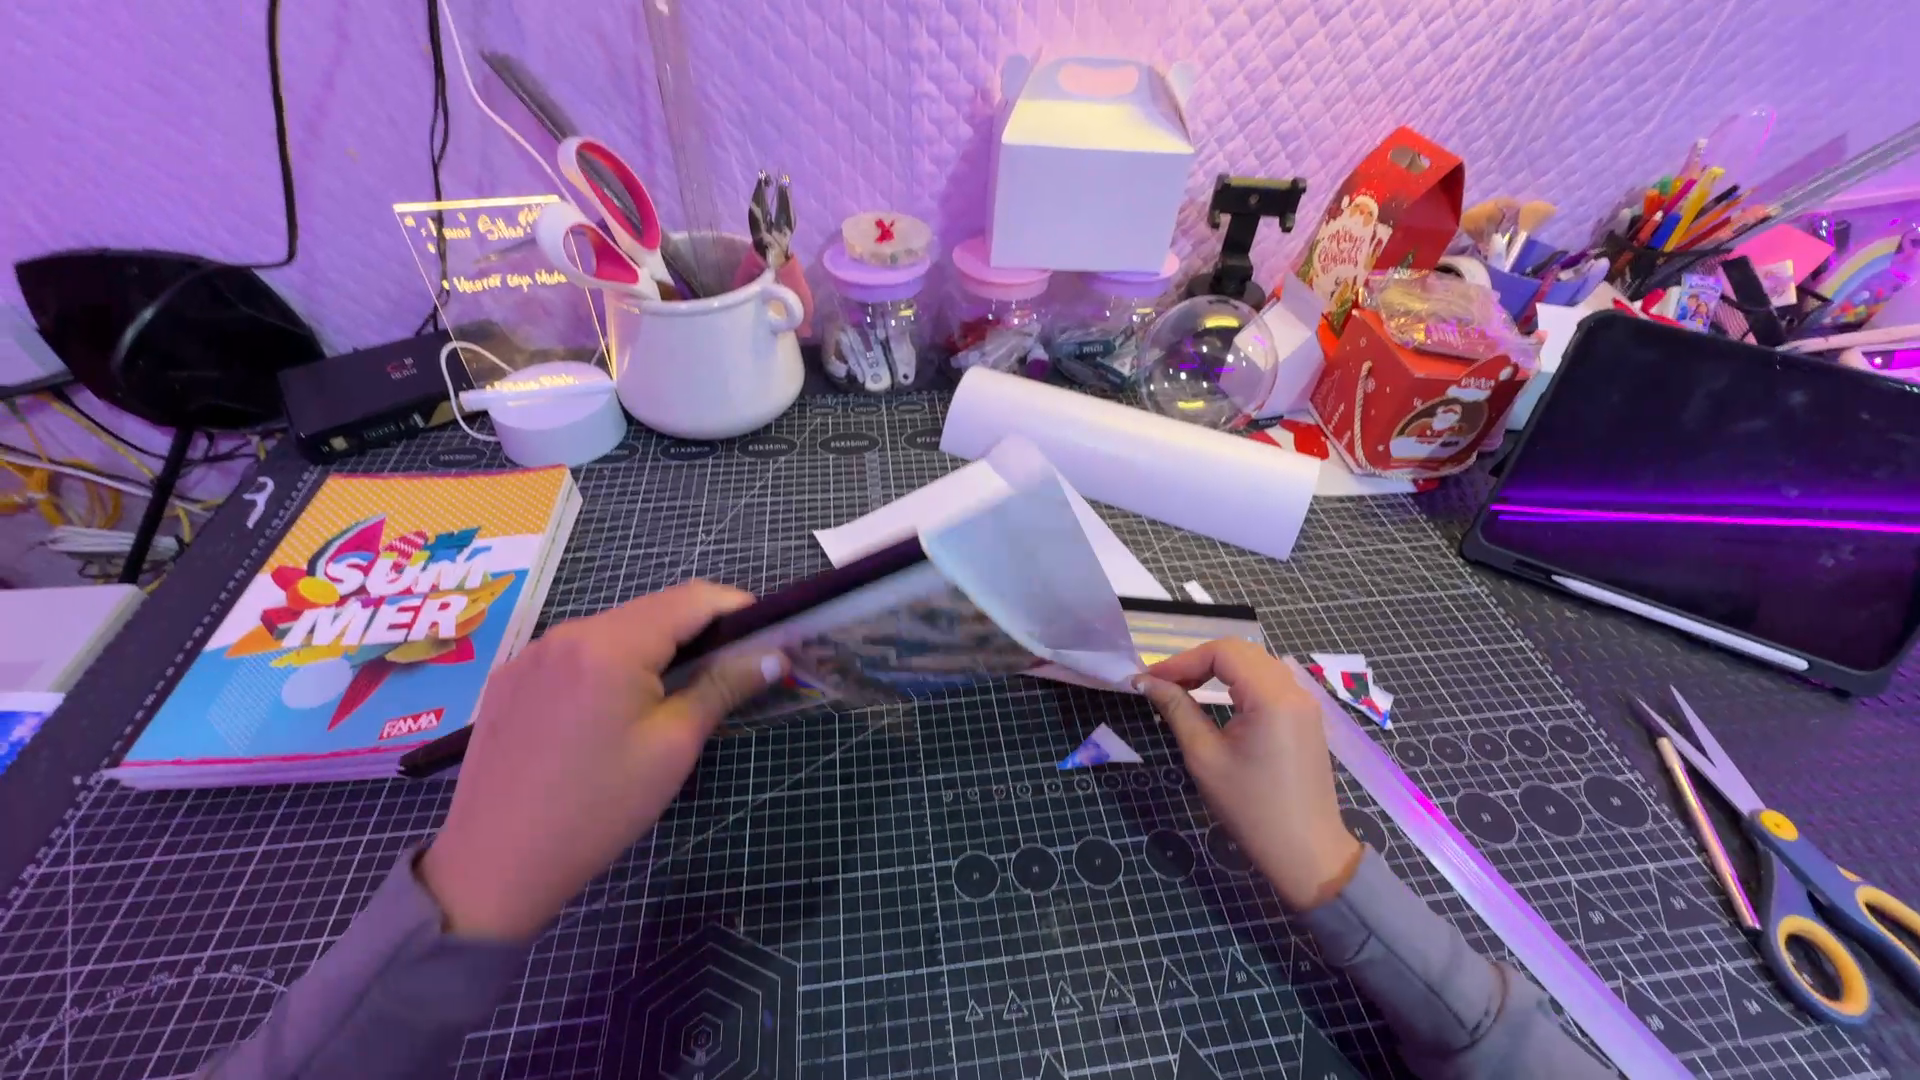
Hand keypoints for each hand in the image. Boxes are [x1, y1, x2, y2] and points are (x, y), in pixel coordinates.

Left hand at [418, 582, 784, 940]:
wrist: (493, 867)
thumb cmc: (598, 808)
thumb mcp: (674, 746)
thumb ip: (725, 687)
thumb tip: (774, 656)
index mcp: (611, 644)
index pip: (692, 598)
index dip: (738, 608)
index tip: (768, 634)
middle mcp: (567, 632)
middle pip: (653, 609)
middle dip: (701, 628)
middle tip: (732, 667)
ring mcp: (532, 653)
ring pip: (616, 628)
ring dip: (657, 645)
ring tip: (679, 690)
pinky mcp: (511, 678)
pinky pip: (578, 651)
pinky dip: (614, 662)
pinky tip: (617, 707)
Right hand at [1136, 640, 1361, 910]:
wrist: (1306, 853)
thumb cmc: (1251, 807)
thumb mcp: (1204, 756)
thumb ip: (1177, 709)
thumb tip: (1148, 682)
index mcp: (1271, 697)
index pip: (1222, 653)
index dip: (1181, 660)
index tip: (1149, 680)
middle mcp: (1293, 690)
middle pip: (1240, 651)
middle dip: (1197, 661)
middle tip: (1164, 683)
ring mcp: (1304, 703)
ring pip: (1255, 662)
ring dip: (1218, 669)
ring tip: (1184, 688)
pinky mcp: (1305, 717)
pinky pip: (1269, 681)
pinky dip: (1238, 681)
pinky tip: (1215, 699)